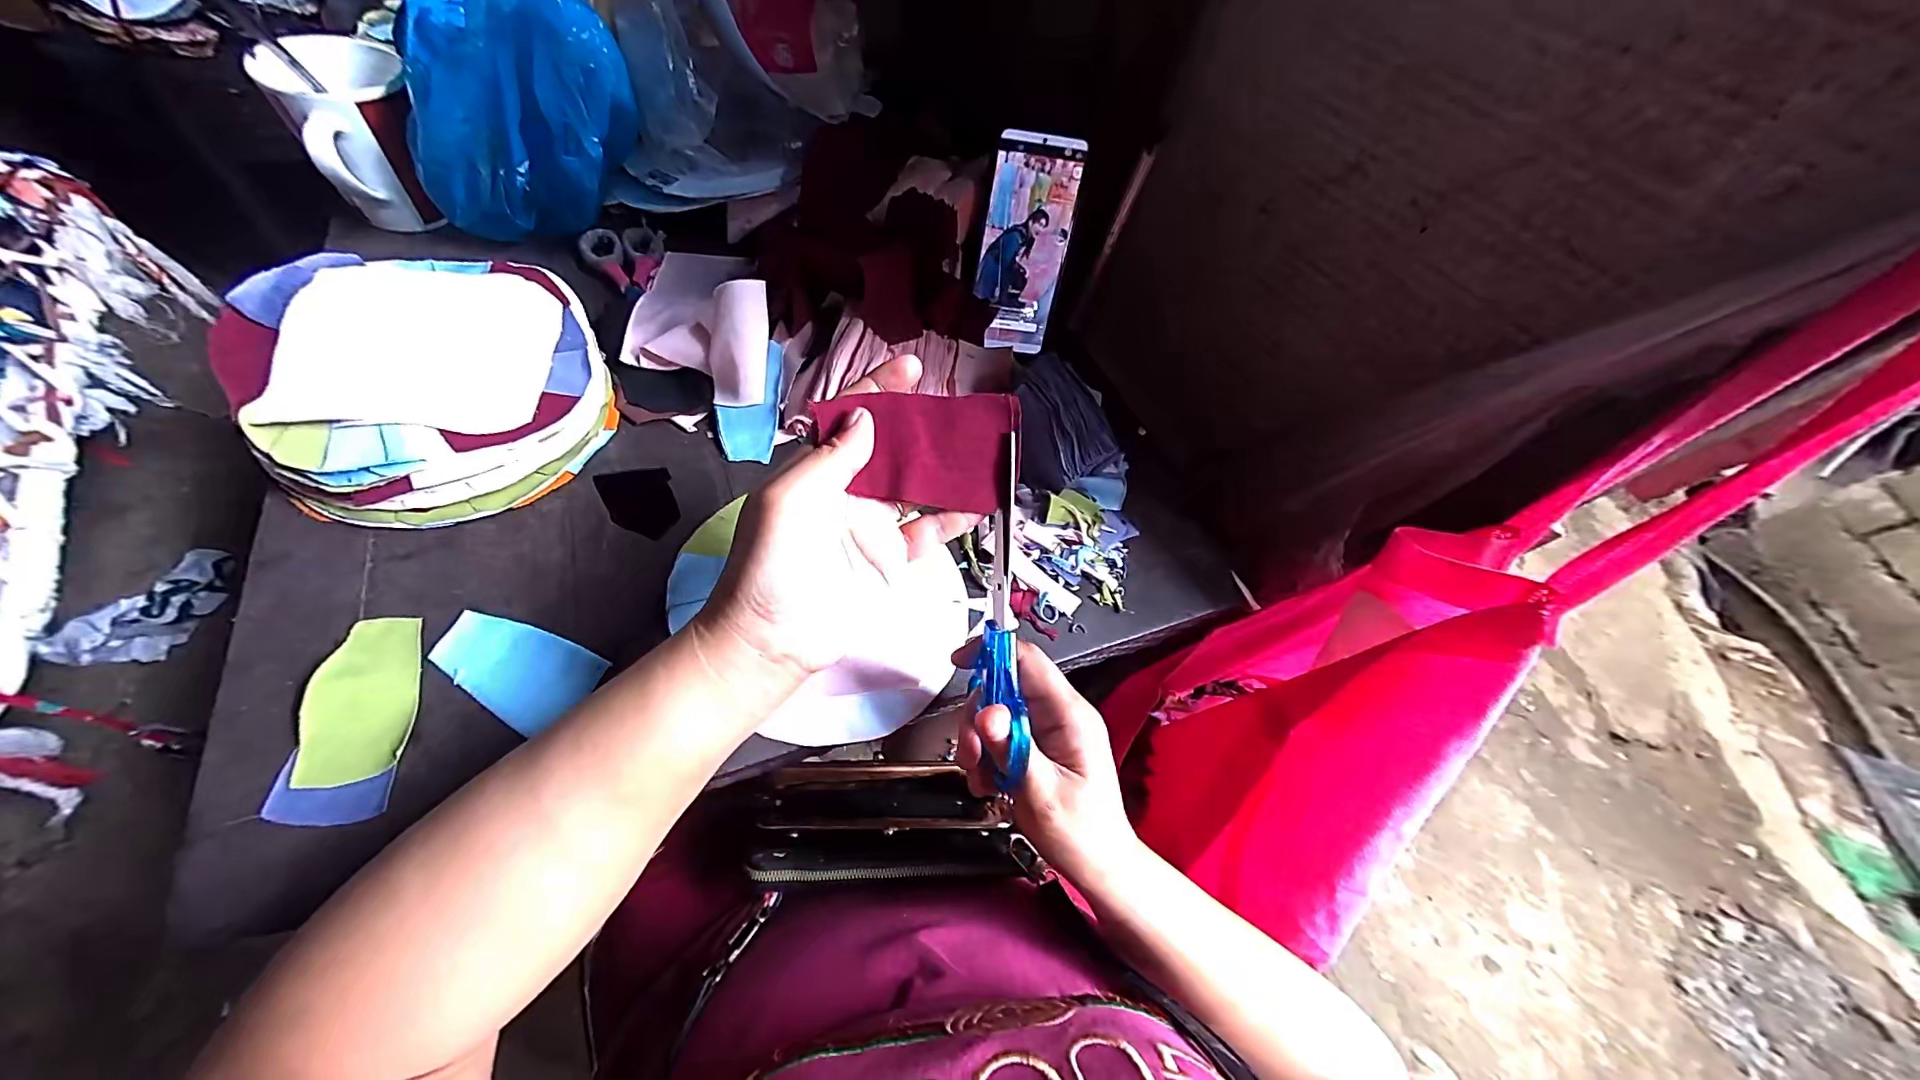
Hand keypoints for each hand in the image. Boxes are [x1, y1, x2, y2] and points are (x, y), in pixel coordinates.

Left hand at [695, 355, 980, 676]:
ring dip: (944, 469)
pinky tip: (974, 503)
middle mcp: (847, 493)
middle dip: (920, 427)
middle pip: (891, 449)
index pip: (850, 420)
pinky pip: (927, 531)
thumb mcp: (788, 500)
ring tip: (975, 449)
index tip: (909, 369)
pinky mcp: (890, 558)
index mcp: (816, 472)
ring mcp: (871, 526)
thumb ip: (829, 458)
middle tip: (953, 409)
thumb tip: (864, 418)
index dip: (879, 391)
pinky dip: (952, 517)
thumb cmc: (766, 568)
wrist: (773, 640)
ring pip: (915, 487)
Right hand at [951, 639, 1139, 878]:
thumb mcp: (1041, 791)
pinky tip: (992, 782)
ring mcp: (1048, 731)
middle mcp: (1059, 715)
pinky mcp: (1037, 747)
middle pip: (1003, 686)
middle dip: (978, 716)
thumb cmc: (1083, 834)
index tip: (962, 661)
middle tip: (974, 752)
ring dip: (979, 741)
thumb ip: (1012, 748)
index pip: (1027, 660)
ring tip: (984, 774)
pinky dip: (986, 757)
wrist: (1100, 865)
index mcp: (1070, 715)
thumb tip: (987, 711)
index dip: (992, 652)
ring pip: (996, 711)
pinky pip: (999, 735)